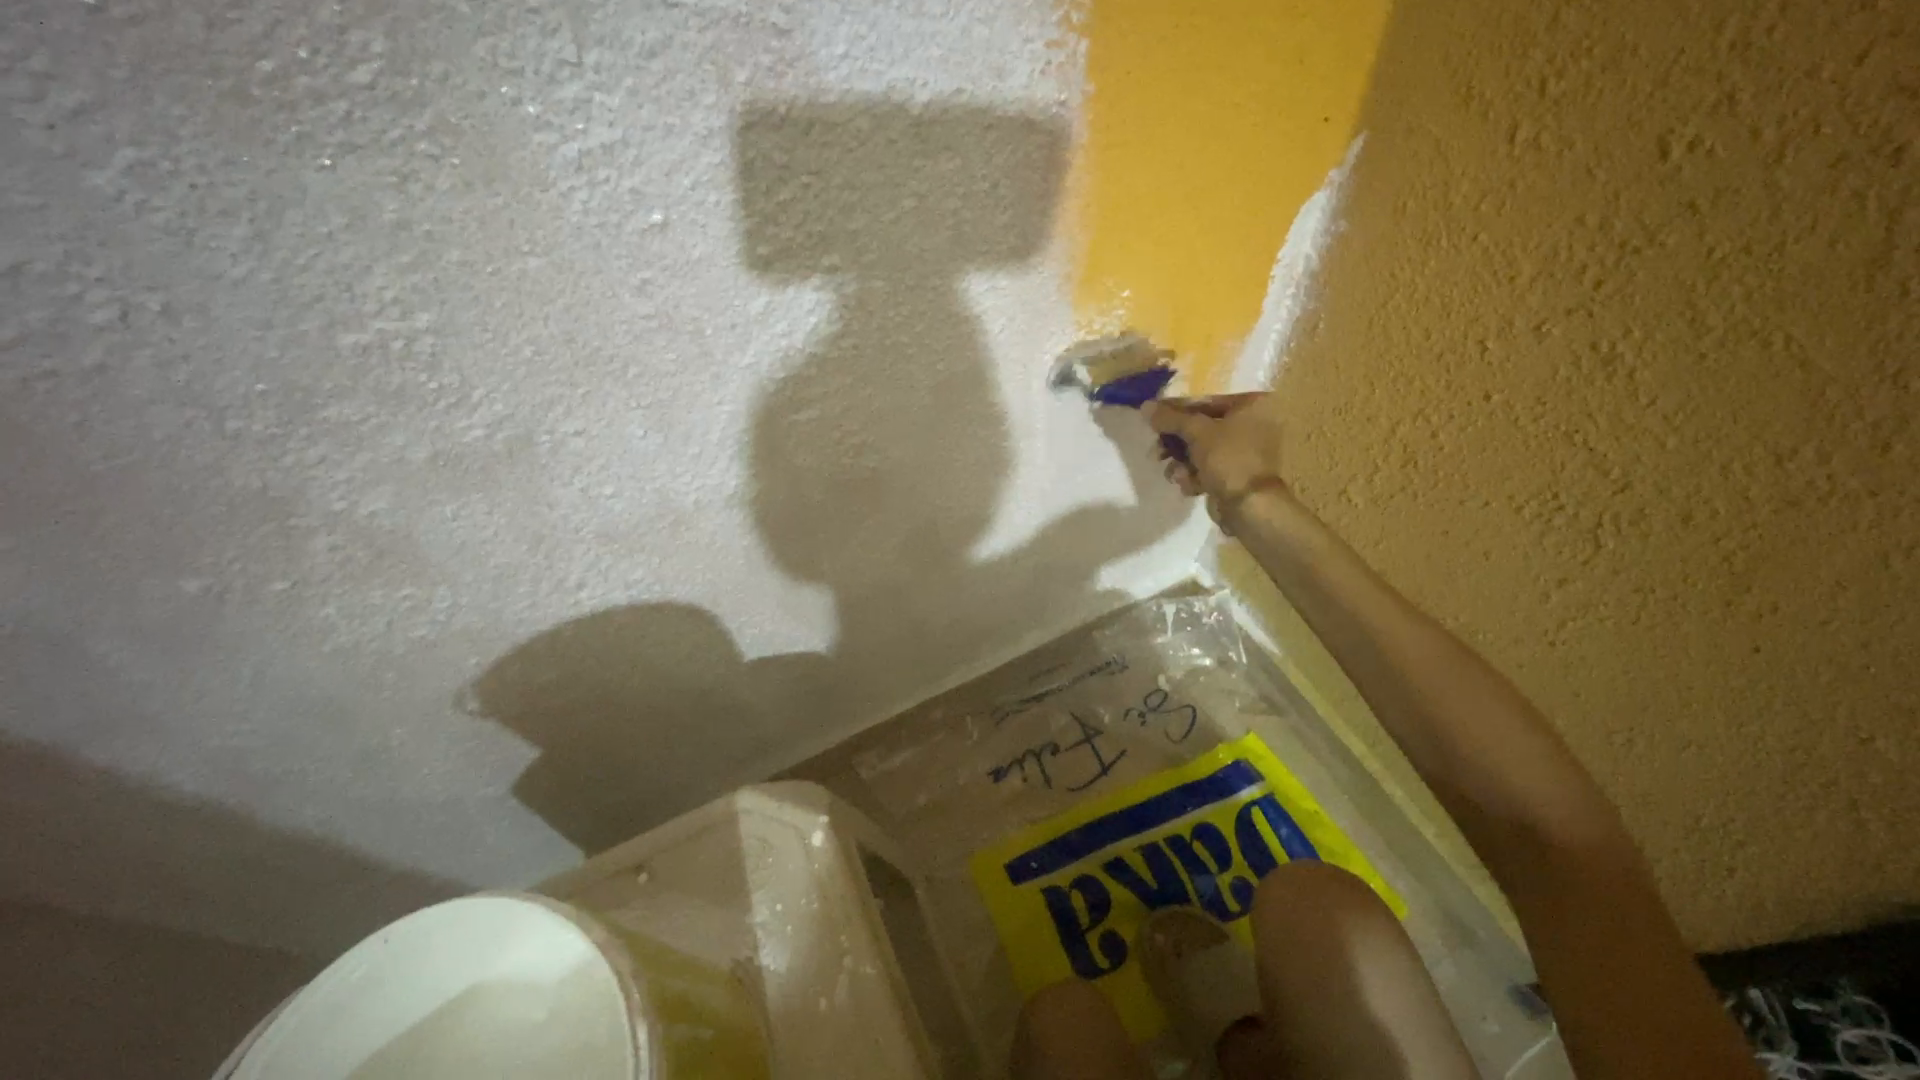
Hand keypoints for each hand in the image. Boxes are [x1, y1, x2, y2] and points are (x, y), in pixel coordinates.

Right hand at [1144, 393, 1288, 532]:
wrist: (1249, 506)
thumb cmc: (1228, 459)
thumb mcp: (1196, 432)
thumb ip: (1170, 418)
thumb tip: (1145, 406)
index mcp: (1253, 405)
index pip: (1206, 401)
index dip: (1176, 410)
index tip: (1153, 418)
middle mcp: (1253, 424)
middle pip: (1202, 427)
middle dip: (1177, 442)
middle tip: (1157, 451)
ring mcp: (1246, 452)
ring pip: (1202, 450)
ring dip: (1182, 462)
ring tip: (1173, 474)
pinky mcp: (1237, 475)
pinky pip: (1209, 468)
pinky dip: (1195, 476)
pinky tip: (1188, 485)